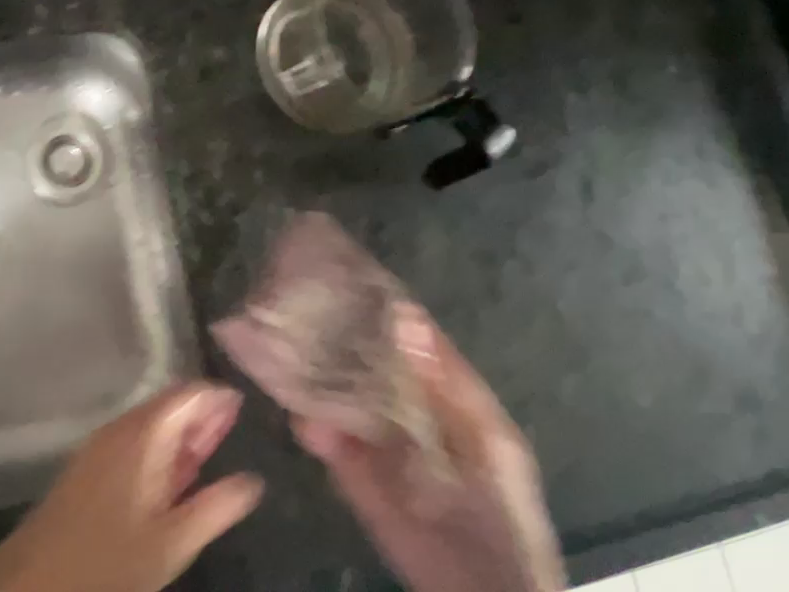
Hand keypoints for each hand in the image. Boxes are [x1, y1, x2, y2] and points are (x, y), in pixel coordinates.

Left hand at [0, 382, 263, 591]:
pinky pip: (134, 441)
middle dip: (201, 410)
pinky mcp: (90, 465)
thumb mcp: (173, 540)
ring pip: (150, 424)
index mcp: (143, 436)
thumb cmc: (110, 559)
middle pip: (167, 407)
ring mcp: (101, 445)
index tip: (242, 400)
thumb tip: (253, 481)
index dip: (215, 395)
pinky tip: (176, 466)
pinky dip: (160, 445)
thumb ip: (216, 507)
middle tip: (235, 416)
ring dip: (181, 429)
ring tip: (215, 436)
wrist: (37, 576)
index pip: (185, 395)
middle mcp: (120, 430)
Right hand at [292, 322, 564, 591]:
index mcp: (453, 397)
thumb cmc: (502, 517)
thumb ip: (442, 384)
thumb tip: (405, 316)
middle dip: (337, 337)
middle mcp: (412, 410)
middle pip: (369, 363)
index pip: (413, 340)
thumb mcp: (484, 442)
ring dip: (316, 380)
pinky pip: (331, 442)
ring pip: (342, 398)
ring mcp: (383, 444)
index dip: (382, 308)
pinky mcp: (359, 478)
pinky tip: (303, 420)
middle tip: (300, 308)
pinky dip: (315, 428)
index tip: (346, 271)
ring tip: (286, 356)